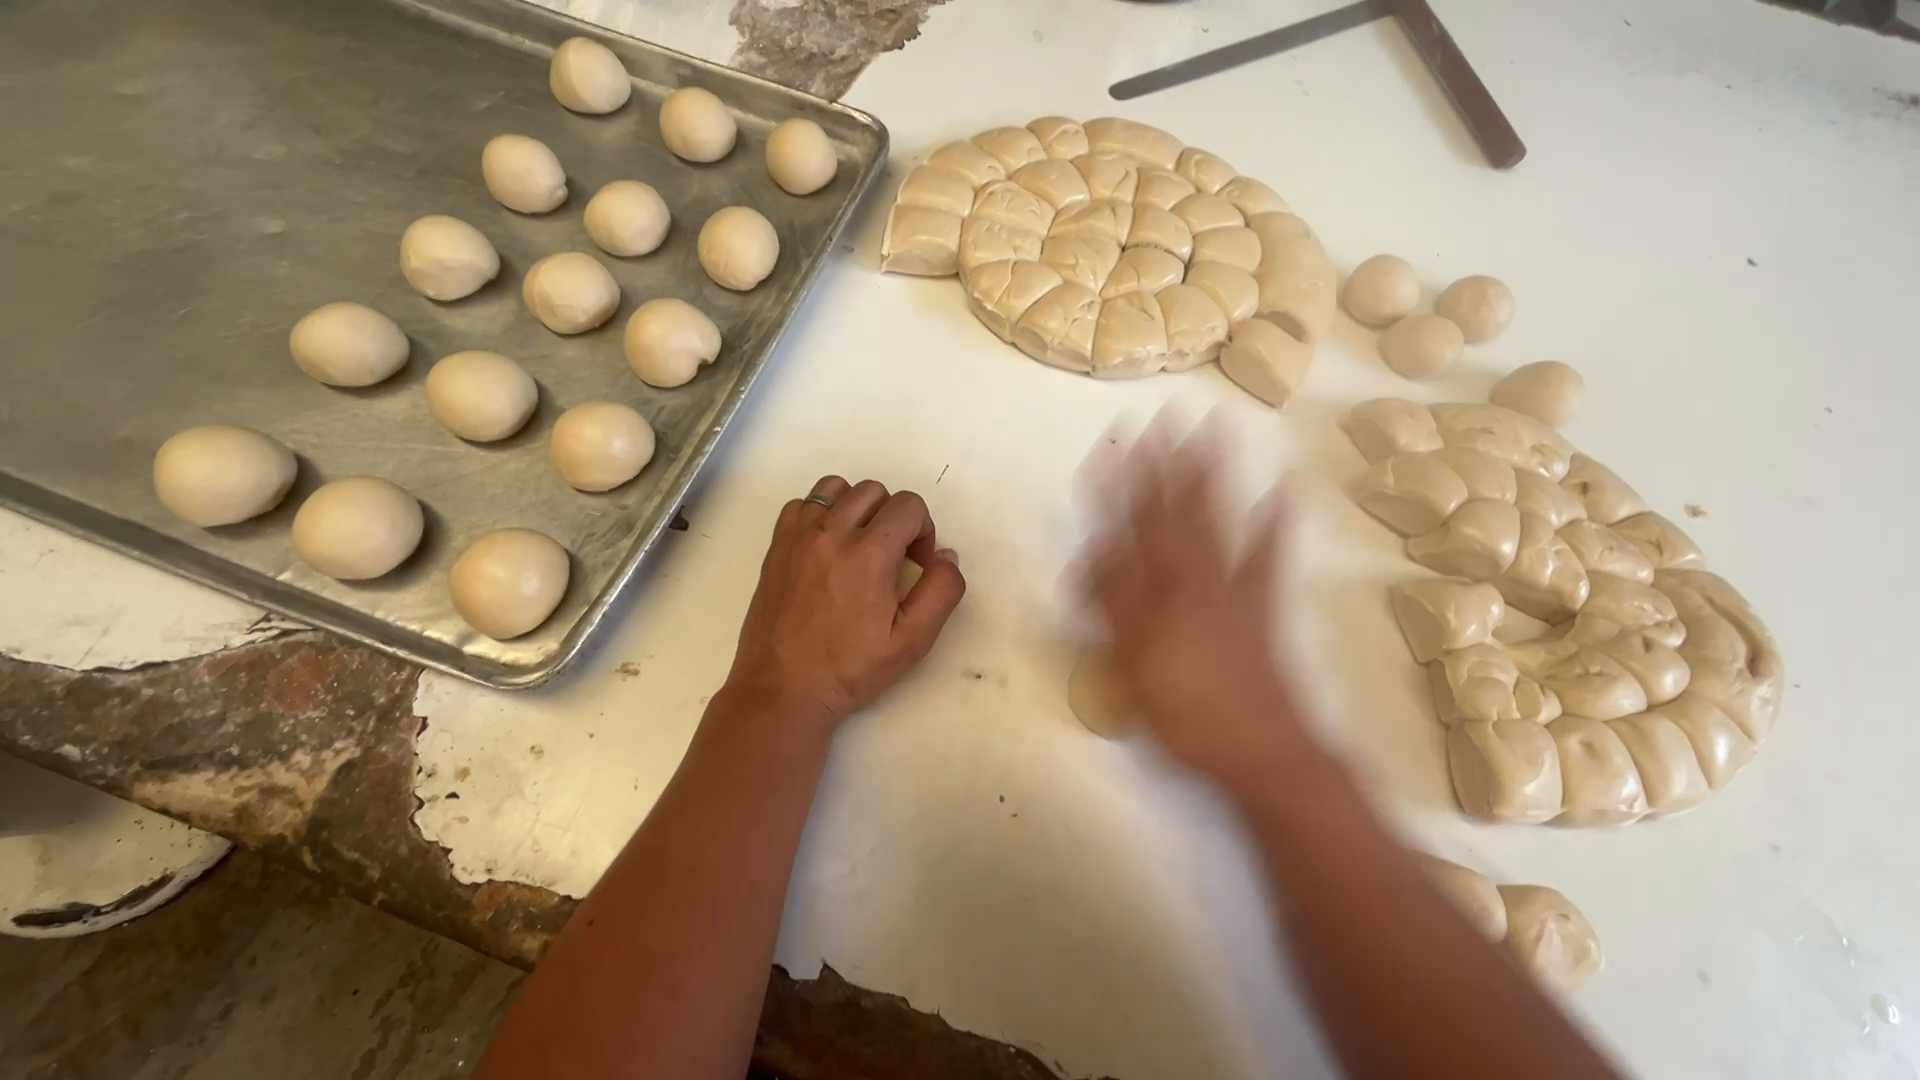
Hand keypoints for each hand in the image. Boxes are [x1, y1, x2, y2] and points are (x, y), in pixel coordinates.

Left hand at [724, 476, 965, 732]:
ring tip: (859, 546)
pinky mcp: (776, 546)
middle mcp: (831, 533)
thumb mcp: (913, 641)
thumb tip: (945, 555)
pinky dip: (821, 515)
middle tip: (892, 559)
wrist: (783, 689)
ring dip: (857, 508)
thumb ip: (941, 591)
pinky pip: (803, 504)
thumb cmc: (850, 669)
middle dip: (893, 518)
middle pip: (875, 491)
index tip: (916, 565)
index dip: (923, 531)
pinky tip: (827, 549)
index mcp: (869, 554)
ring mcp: (798, 537)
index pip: (909, 505)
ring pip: (836, 488)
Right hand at [1083, 418, 1311, 791]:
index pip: (1129, 527)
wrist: (1262, 752)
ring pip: (1218, 517)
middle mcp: (1195, 577)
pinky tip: (1287, 485)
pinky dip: (1278, 519)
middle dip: (1163, 460)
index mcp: (1159, 592)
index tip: (1110, 444)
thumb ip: (1113, 606)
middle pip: (1173, 510)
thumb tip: (1094, 552)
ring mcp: (1234, 586)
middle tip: (1160, 415)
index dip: (1118, 484)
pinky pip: (1270, 555)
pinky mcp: (1262, 604)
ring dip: (1213, 470)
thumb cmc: (1186, 716)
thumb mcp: (1131, 666)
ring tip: (1213, 425)